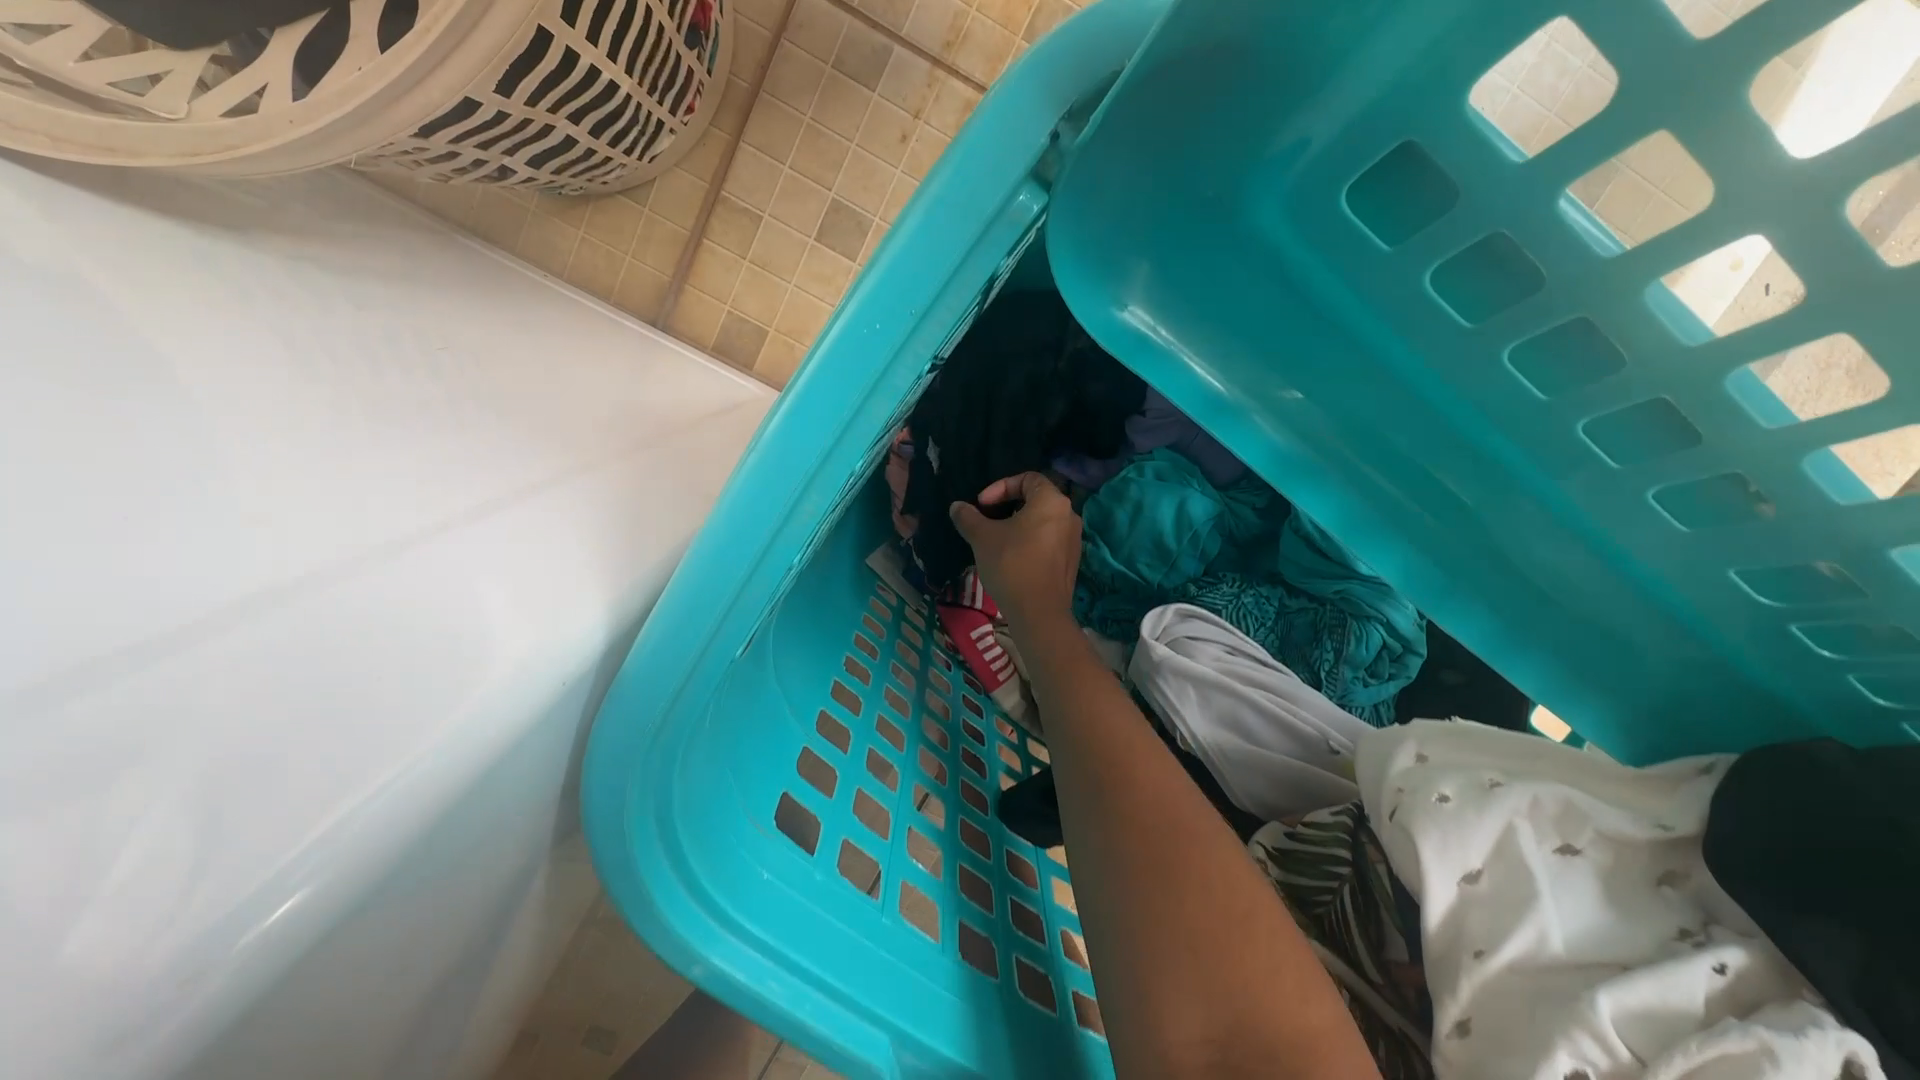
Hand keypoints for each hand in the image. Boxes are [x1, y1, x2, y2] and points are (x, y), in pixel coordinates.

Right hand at [949, 472, 1080, 631]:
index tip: (982, 505)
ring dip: (1018, 525)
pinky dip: (1030, 541)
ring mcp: (1074, 539)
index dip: (1001, 487)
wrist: (1039, 612)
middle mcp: (1069, 515)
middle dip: (1008, 506)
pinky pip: (1049, 541)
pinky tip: (1013, 558)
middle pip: (1036, 499)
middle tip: (987, 521)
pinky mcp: (1072, 561)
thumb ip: (968, 517)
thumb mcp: (982, 537)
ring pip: (1043, 522)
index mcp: (1052, 501)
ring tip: (996, 540)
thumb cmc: (1011, 564)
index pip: (1028, 478)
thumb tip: (956, 507)